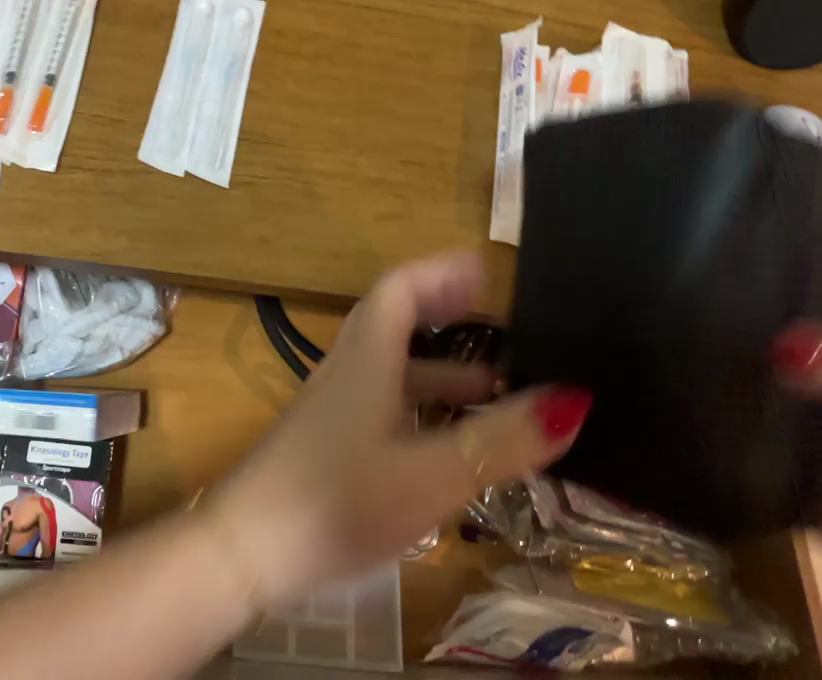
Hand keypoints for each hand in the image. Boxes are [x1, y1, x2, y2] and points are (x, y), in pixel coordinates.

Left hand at [205, 252, 591, 605]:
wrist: (247, 550)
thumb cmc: (338, 501)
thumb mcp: (430, 474)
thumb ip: (499, 440)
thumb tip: (574, 399)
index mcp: (366, 360)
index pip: (399, 289)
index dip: (442, 272)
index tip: (489, 271)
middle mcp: (349, 372)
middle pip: (399, 325)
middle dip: (452, 318)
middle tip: (508, 327)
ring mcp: (336, 410)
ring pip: (396, 371)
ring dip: (446, 373)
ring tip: (505, 391)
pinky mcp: (332, 444)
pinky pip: (388, 407)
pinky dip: (428, 411)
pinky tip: (457, 446)